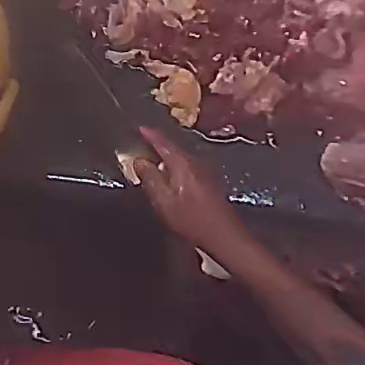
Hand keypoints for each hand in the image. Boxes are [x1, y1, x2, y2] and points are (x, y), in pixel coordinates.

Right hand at [135, 126, 242, 252]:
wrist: (225, 237)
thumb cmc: (191, 220)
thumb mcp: (163, 201)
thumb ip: (149, 178)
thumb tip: (139, 160)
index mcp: (183, 163)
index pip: (163, 142)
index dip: (149, 134)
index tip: (138, 127)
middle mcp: (195, 162)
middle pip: (173, 148)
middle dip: (156, 145)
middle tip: (140, 145)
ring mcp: (205, 172)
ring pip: (180, 158)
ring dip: (165, 157)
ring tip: (150, 160)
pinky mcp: (209, 182)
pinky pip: (186, 167)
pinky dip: (174, 166)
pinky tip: (168, 176)